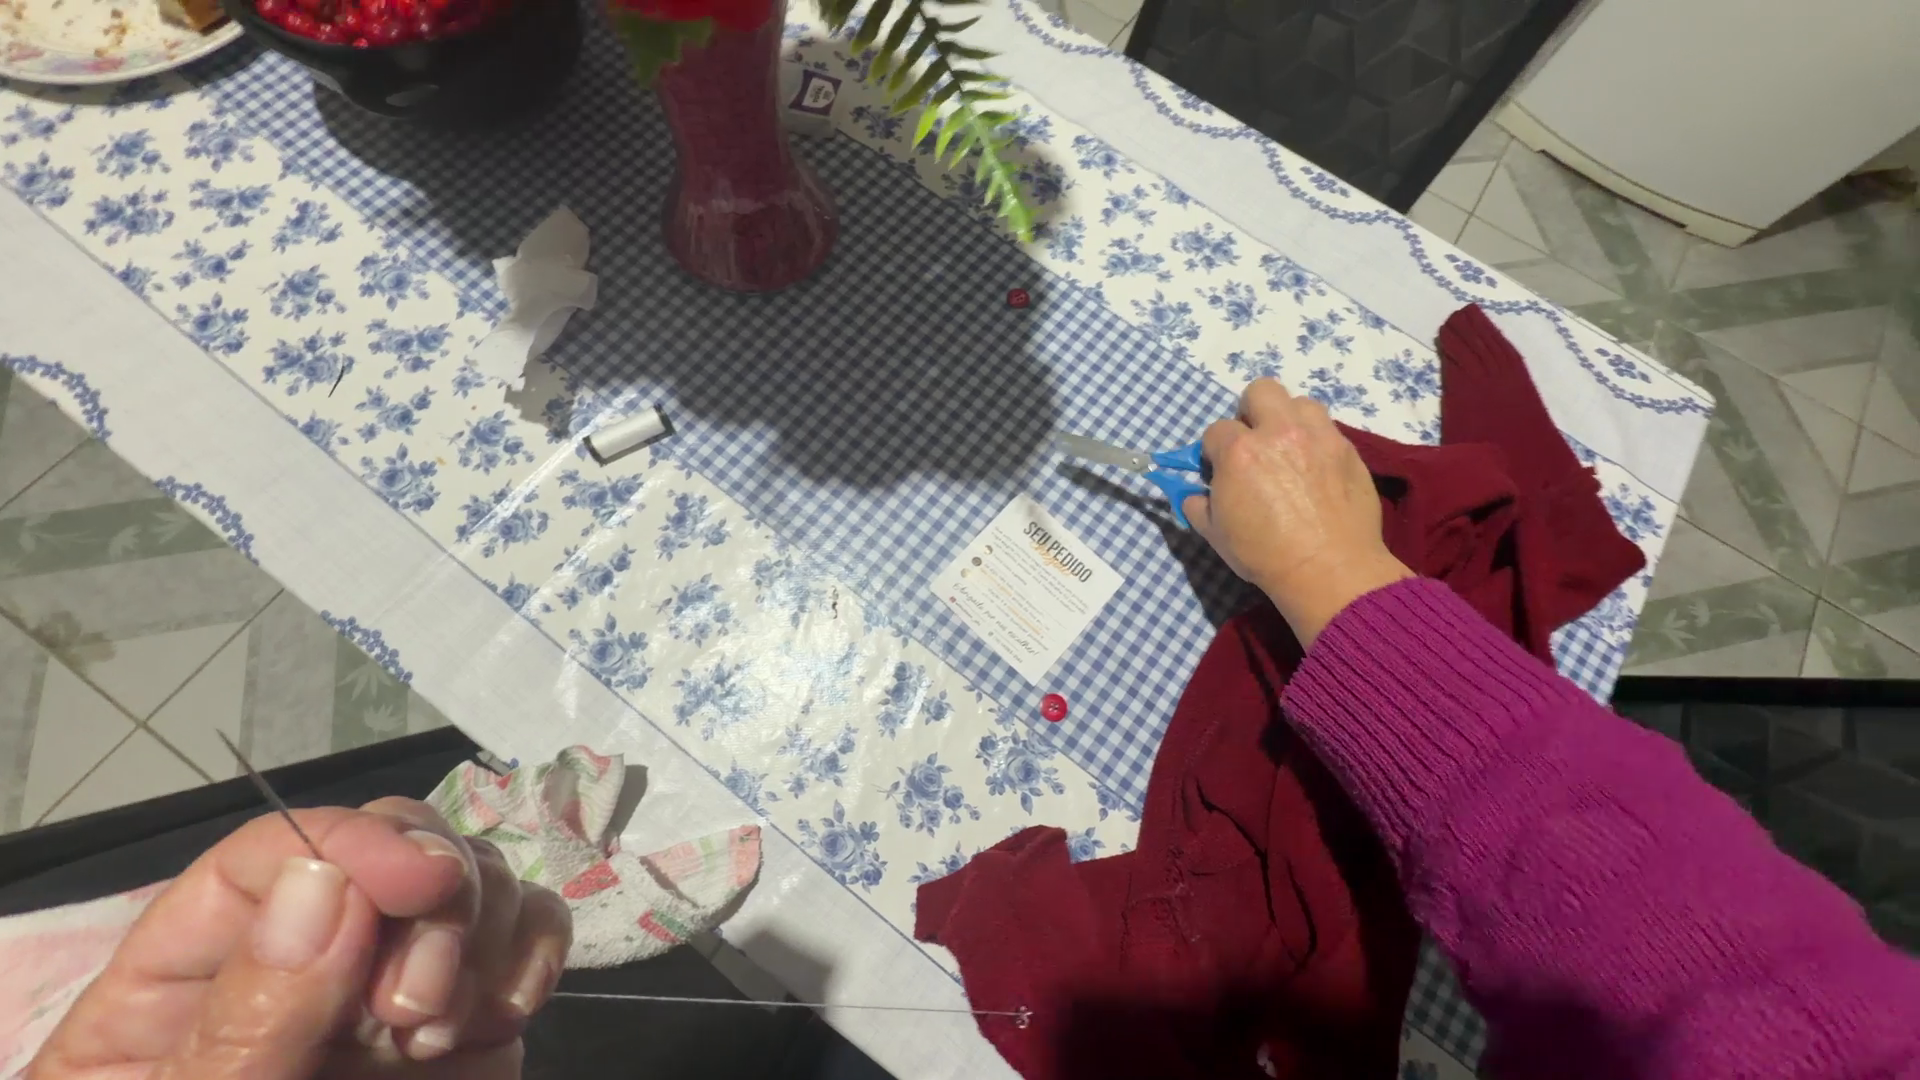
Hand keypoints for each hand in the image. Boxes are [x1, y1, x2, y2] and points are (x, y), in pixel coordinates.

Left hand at [28, 797, 571, 1079]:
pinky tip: (511, 1009)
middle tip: (415, 1007)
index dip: (353, 842)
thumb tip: (326, 880)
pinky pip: (535, 922)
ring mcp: (408, 972)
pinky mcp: (482, 999)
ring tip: (442, 1033)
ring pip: (479, 871)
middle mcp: (318, 954)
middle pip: (399, 843)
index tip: (419, 880)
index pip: (274, 854)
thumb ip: (248, 1024)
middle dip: (435, 900)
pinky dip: (538, 946)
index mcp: (199, 982)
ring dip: (486, 929)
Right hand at [1185, 378, 1412, 646]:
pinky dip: (1315, 442)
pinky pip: (1327, 430)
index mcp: (1239, 451)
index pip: (1215, 430)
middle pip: (1260, 391)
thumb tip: (1194, 494)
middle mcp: (1279, 432)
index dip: (1213, 451)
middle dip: (1250, 412)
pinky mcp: (1348, 450)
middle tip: (1252, 443)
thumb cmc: (1263, 554)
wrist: (1328, 568)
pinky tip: (1314, 471)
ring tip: (1288, 451)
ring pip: (1300, 403)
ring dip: (1288, 420)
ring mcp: (1319, 437)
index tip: (1219, 471)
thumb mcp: (1214, 533)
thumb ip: (1196, 504)